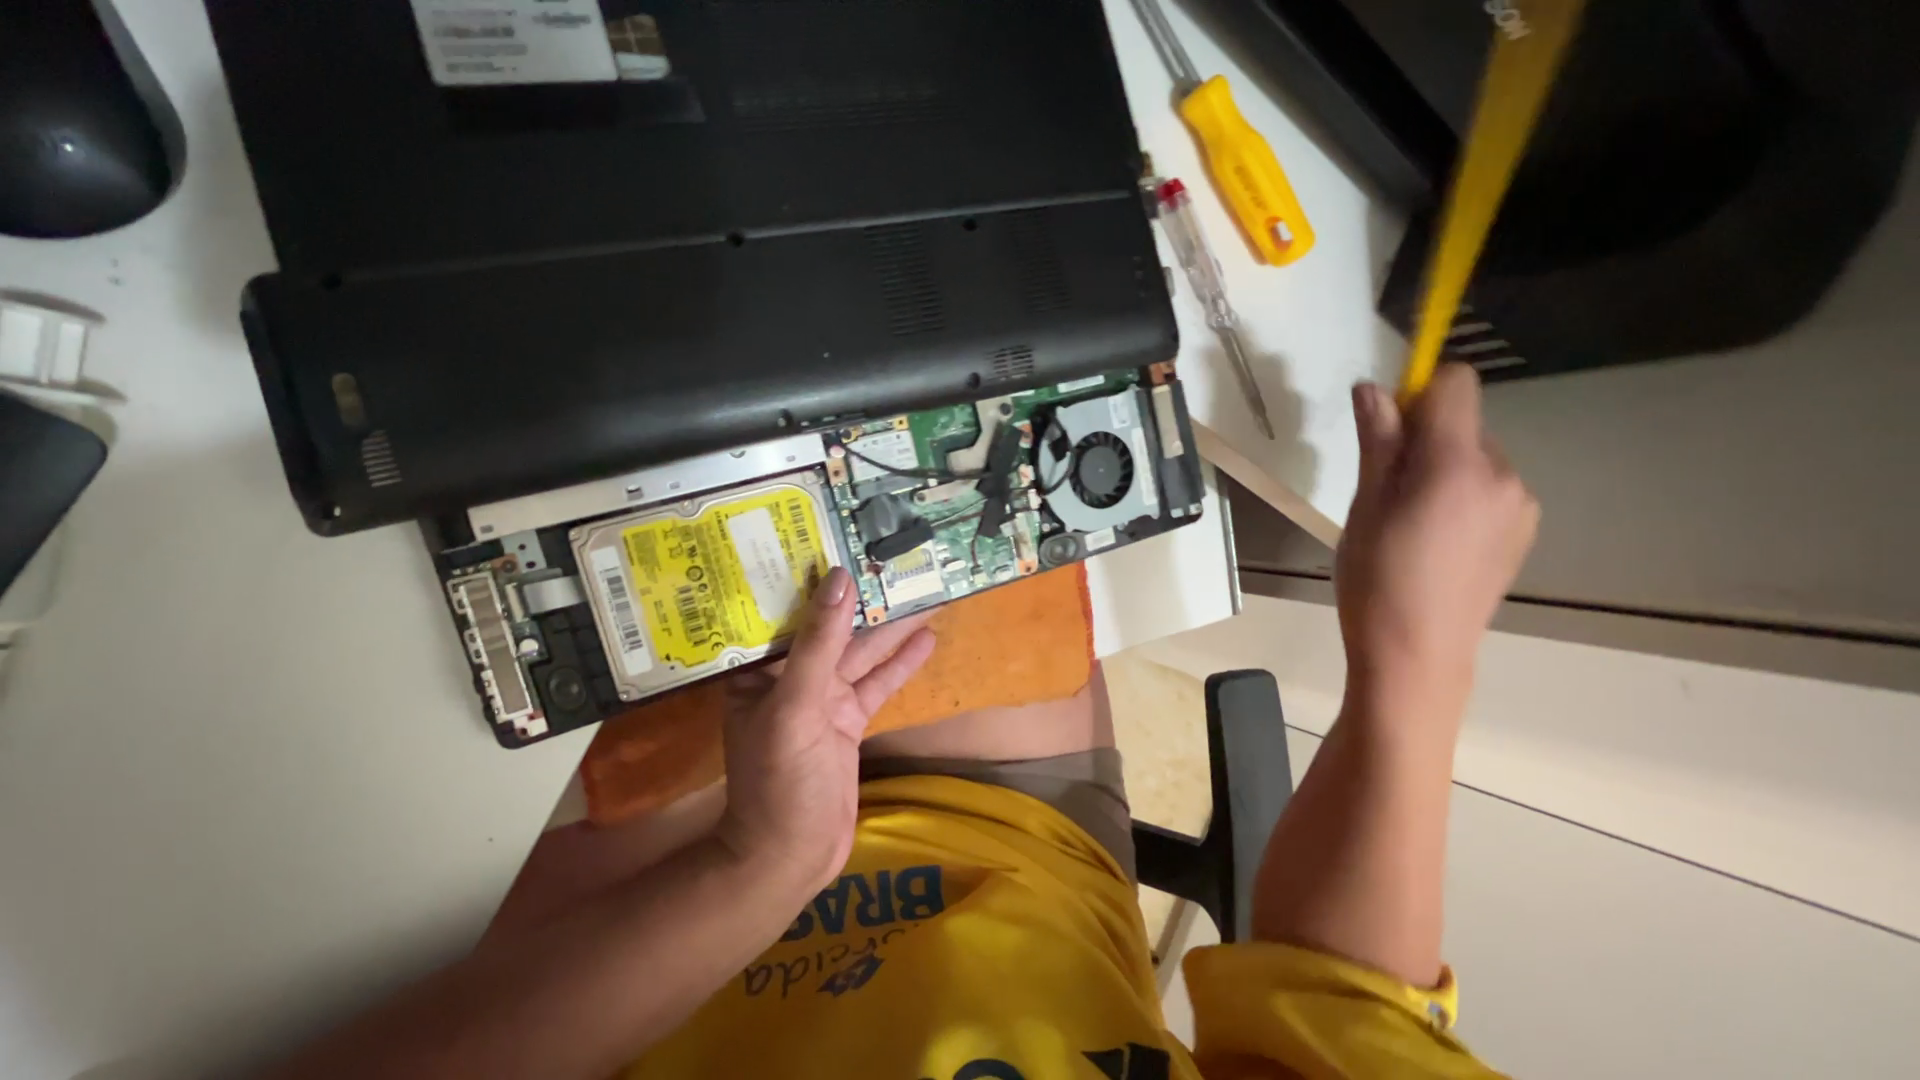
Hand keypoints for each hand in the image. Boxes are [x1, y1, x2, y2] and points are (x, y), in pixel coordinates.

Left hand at [715, 567, 936, 893]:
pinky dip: (900, 666)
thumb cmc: (779, 780)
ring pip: (861, 656)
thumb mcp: (795, 707)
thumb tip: (838, 580)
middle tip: (896, 563)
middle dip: (863, 601)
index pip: (789, 612)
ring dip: (890, 629)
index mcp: (760, 671)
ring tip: (924, 593)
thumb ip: (819, 645)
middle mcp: (789, 680)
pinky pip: (877, 686)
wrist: (791, 856)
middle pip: (833, 630)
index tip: (843, 542)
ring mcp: (822, 702)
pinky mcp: (848, 724)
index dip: (816, 579)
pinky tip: (926, 642)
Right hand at [1335, 364, 1538, 721]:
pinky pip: (1490, 488)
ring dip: (1444, 469)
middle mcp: (1502, 475)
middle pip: (1464, 422)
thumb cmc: (1376, 581)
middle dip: (1426, 438)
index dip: (1418, 390)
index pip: (1455, 383)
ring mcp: (1520, 506)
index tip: (1387, 425)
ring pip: (1476, 457)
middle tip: (1387, 489)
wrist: (1417, 657)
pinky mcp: (1523, 531)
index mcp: (1457, 465)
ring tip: (1412, 522)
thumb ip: (1379, 441)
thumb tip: (1373, 387)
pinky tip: (1438, 541)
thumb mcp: (1364, 508)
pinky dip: (1463, 496)